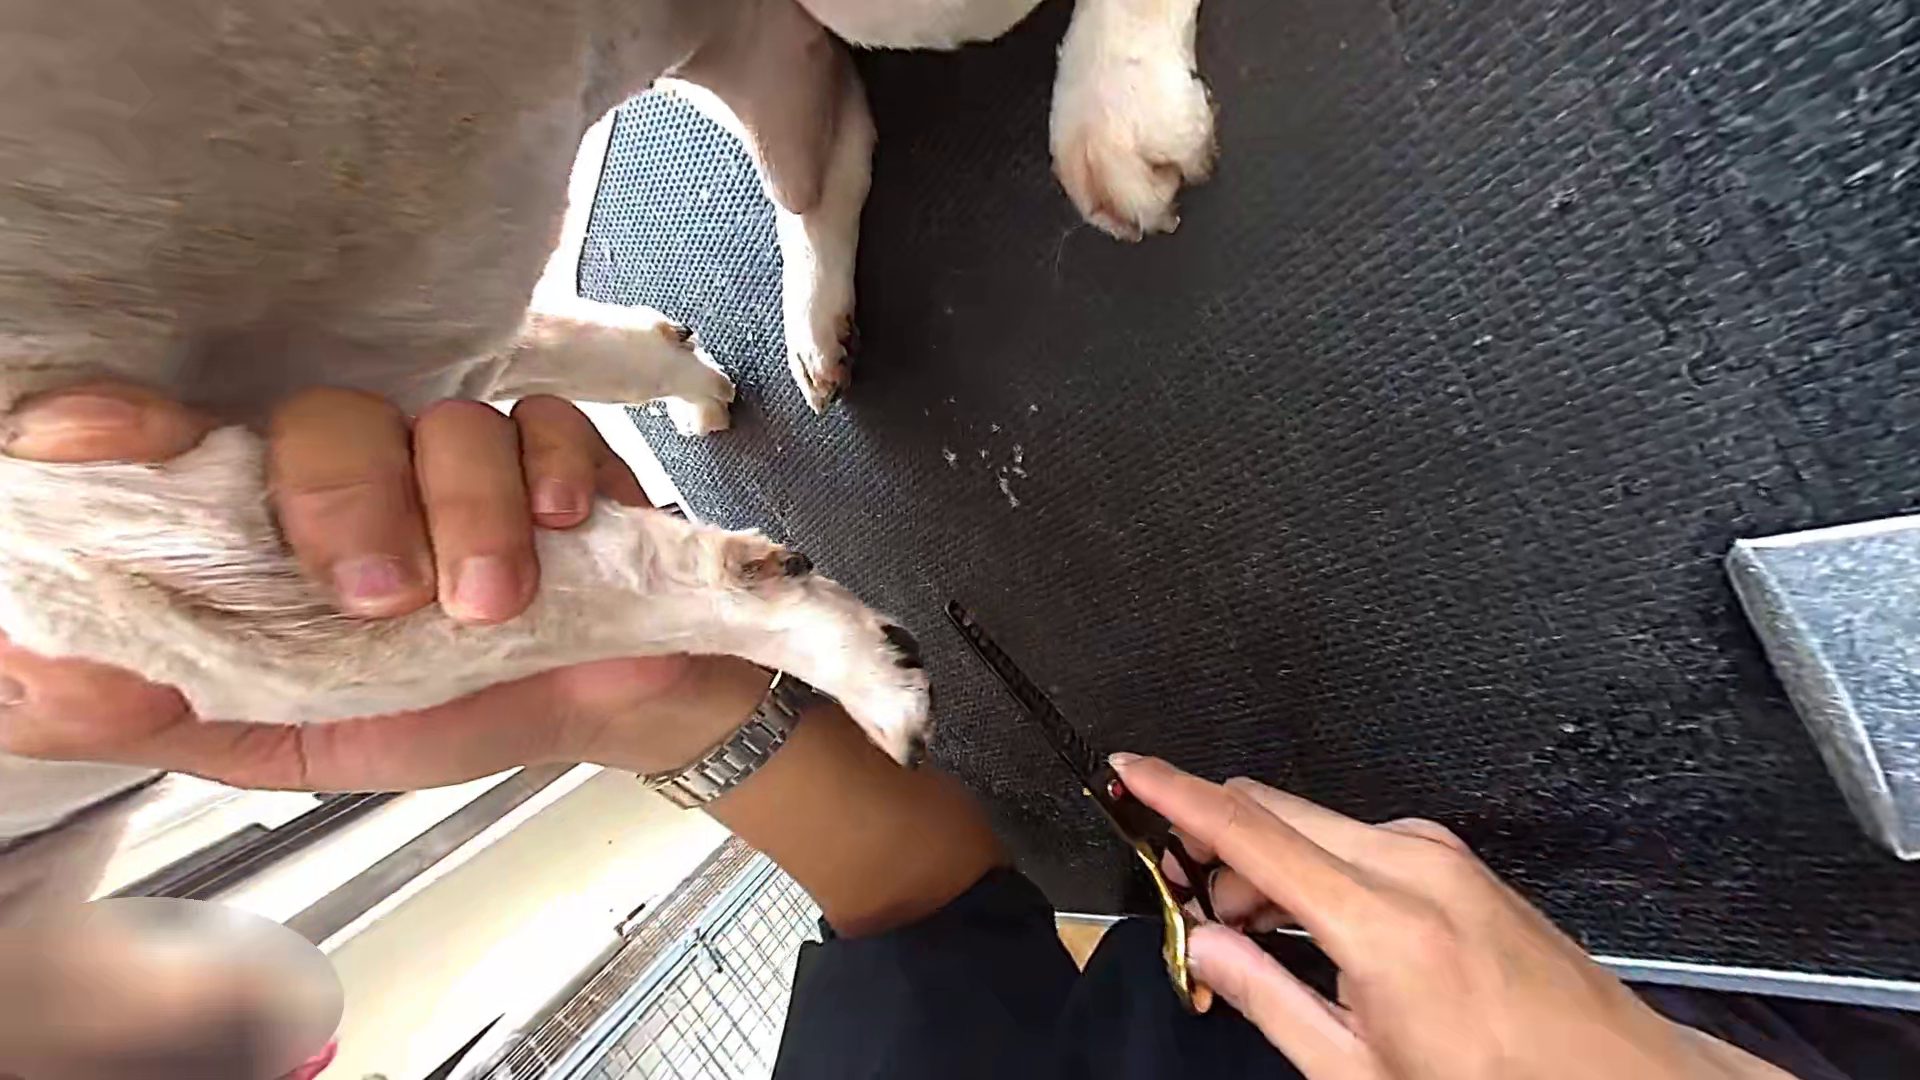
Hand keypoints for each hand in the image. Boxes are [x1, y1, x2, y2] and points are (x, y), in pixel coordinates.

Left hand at [0, 382, 763, 789]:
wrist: (612, 705)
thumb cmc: (475, 716)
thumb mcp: (317, 742)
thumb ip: (184, 714)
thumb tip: (27, 679)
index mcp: (301, 541)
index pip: (196, 449)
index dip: (134, 431)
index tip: (83, 443)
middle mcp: (388, 483)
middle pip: (332, 421)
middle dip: (349, 503)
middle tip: (391, 600)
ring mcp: (489, 465)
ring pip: (454, 425)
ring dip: (471, 513)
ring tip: (497, 604)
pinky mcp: (577, 462)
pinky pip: (553, 424)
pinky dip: (554, 467)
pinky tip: (565, 521)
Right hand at [1112, 756, 1790, 1079]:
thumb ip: (1268, 999)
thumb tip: (1199, 944)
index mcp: (1382, 925)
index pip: (1246, 829)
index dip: (1174, 791)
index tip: (1125, 764)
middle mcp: (1403, 860)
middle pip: (1264, 807)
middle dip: (1210, 839)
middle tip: (1194, 901)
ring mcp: (1429, 849)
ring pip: (1299, 818)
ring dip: (1256, 857)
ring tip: (1254, 927)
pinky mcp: (1444, 853)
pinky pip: (1340, 834)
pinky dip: (1300, 861)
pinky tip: (1310, 920)